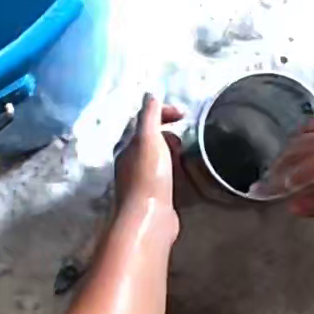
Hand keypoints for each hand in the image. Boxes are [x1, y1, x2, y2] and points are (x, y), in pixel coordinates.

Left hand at [114, 94, 182, 226]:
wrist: (148, 219)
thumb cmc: (148, 176)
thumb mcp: (148, 139)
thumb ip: (149, 116)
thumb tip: (150, 94)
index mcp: (126, 145)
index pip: (142, 120)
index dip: (162, 111)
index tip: (184, 114)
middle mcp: (129, 161)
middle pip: (149, 138)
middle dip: (168, 132)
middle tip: (185, 136)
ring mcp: (140, 180)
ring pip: (156, 157)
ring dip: (172, 151)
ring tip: (187, 154)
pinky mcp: (152, 196)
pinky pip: (163, 175)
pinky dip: (174, 169)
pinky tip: (184, 175)